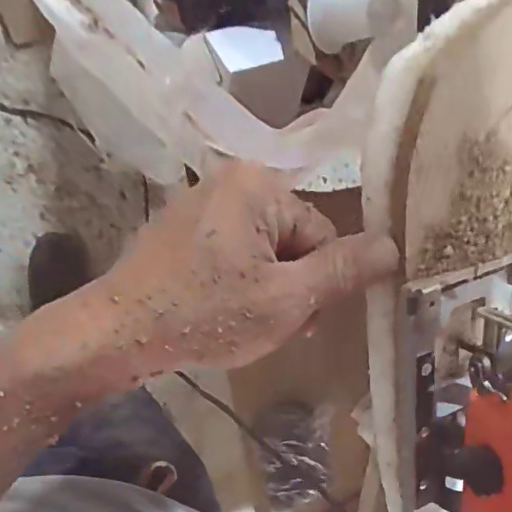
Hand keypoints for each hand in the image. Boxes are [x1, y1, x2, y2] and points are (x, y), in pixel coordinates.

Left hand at [84, 162, 398, 373]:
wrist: (119, 331)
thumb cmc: (205, 313)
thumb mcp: (285, 299)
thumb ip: (341, 272)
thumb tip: (393, 247)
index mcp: (260, 185)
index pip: (324, 235)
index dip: (319, 284)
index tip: (300, 320)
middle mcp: (231, 180)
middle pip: (294, 241)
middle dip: (292, 288)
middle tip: (272, 326)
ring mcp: (202, 203)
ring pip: (264, 253)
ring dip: (268, 292)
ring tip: (245, 325)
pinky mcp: (183, 230)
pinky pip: (233, 254)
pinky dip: (238, 286)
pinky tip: (222, 314)